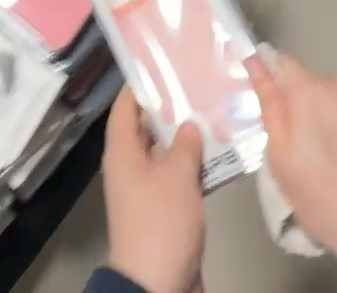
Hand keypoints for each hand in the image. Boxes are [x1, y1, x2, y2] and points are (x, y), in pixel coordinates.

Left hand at [101, 87, 204, 292]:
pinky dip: (190, 165)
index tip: (158, 65)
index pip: (123, 107)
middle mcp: (129, 166)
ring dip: (183, 138)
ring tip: (209, 113)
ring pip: (162, 152)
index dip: (137, 86)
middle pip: (144, 127)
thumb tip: (188, 123)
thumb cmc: (161, 223)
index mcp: (121, 153)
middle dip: (167, 108)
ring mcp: (145, 188)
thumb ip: (184, 146)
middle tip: (193, 85)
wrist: (157, 286)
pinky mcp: (161, 208)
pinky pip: (174, 176)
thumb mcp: (176, 178)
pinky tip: (215, 155)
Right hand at [246, 51, 336, 282]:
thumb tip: (255, 62)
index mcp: (309, 93)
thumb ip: (269, 104)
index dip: (274, 80)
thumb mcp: (281, 157)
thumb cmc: (322, 198)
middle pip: (314, 83)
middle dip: (306, 105)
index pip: (282, 63)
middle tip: (306, 146)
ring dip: (335, 115)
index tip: (274, 106)